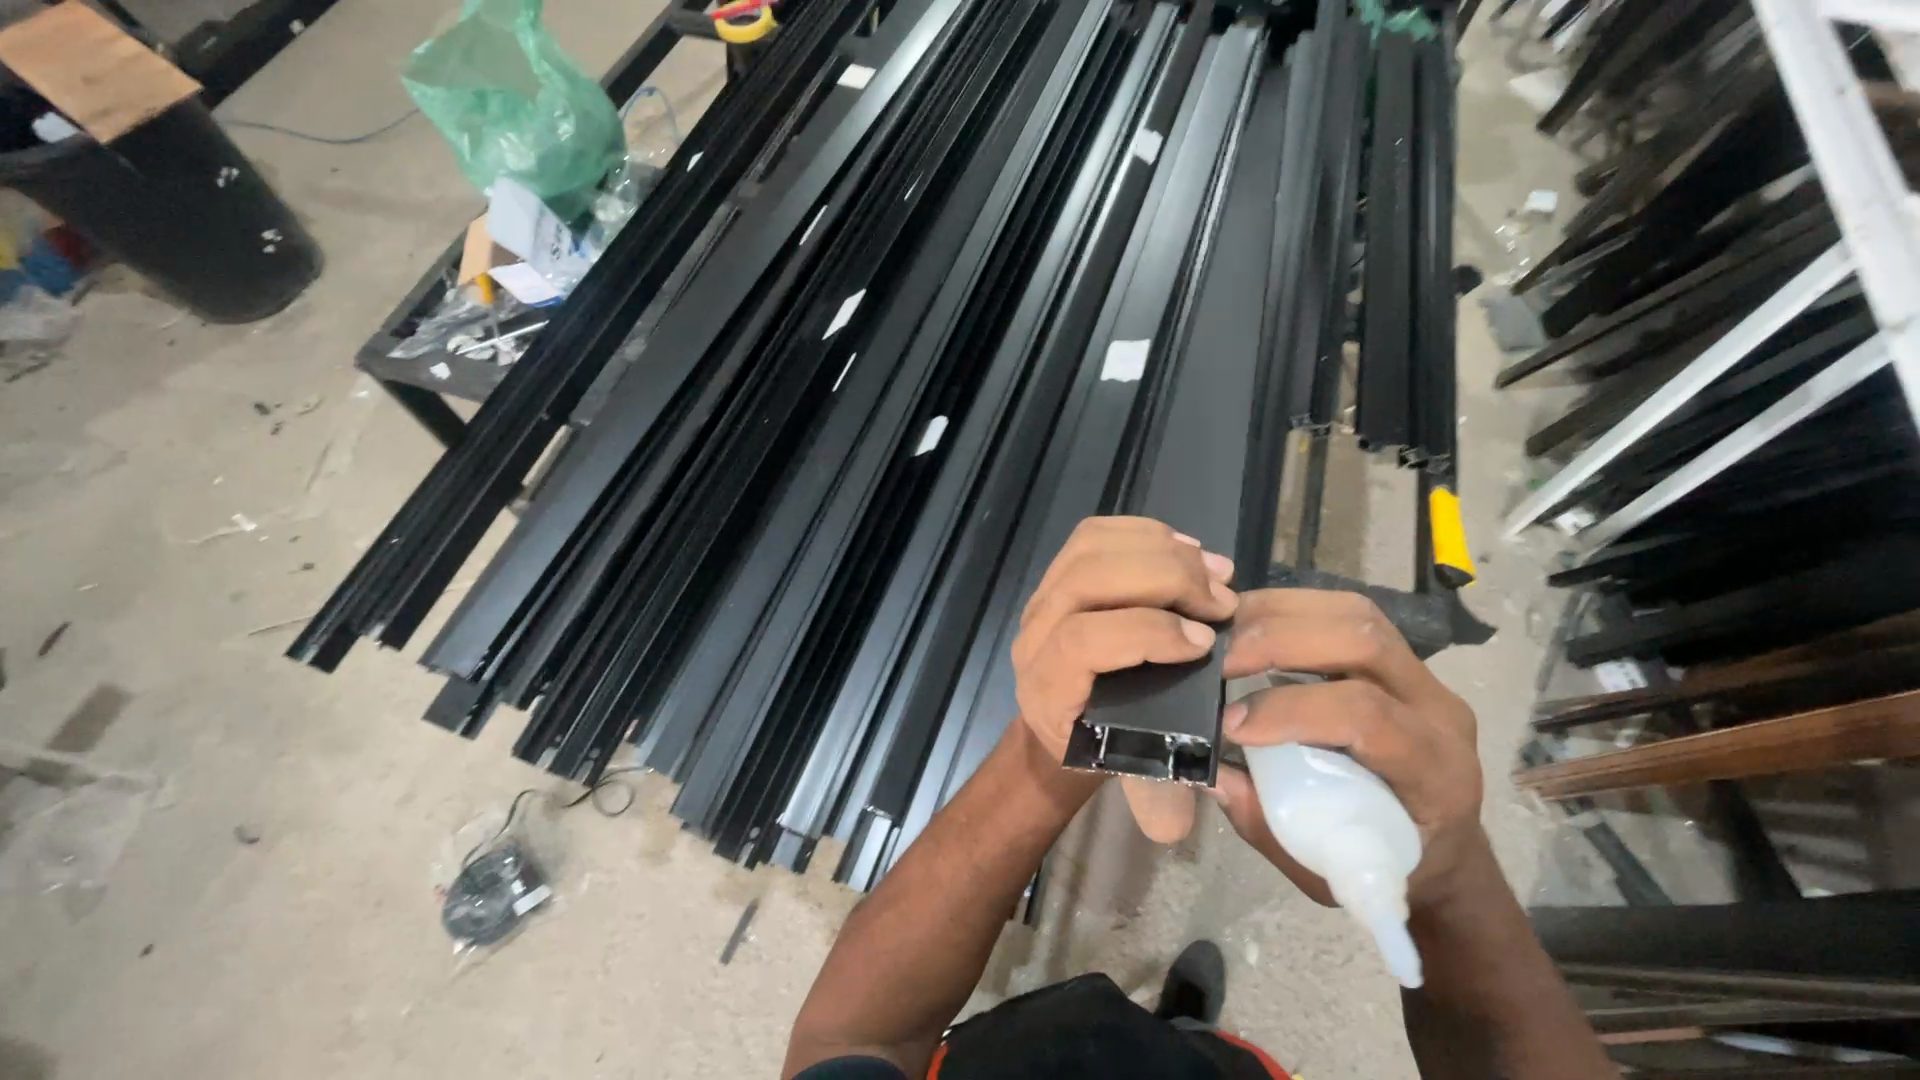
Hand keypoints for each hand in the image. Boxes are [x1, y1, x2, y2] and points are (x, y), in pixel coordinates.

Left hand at [1010, 516, 1237, 841]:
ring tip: (1214, 572)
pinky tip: (1189, 550)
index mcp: (1048, 687)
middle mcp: (1036, 635)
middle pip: (1089, 578)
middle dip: (1165, 579)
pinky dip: (1145, 533)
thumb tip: (1176, 822)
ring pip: (1092, 548)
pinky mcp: (1060, 572)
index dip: (1145, 631)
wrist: (1064, 716)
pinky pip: (1094, 534)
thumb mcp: (1130, 772)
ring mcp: (1044, 597)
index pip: (1082, 639)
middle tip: (1223, 600)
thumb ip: (1153, 797)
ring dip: (1161, 550)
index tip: (1202, 642)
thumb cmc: (1100, 743)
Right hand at [1211, 589, 1487, 909]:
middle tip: (1216, 662)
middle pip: (1364, 640)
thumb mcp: (1329, 870)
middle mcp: (1438, 711)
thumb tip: (1211, 773)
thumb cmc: (1392, 868)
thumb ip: (1269, 825)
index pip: (1367, 714)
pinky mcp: (1397, 659)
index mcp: (1435, 773)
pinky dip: (1287, 611)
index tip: (1231, 726)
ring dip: (1279, 614)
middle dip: (1279, 641)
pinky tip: (1247, 626)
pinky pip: (1344, 614)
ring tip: (1223, 633)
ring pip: (1354, 613)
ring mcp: (1422, 677)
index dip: (1292, 709)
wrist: (1445, 854)